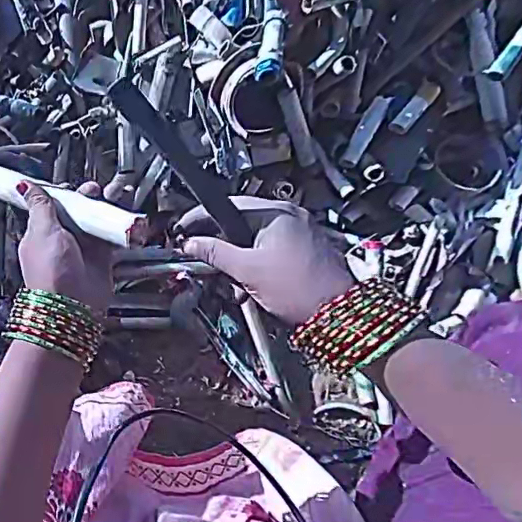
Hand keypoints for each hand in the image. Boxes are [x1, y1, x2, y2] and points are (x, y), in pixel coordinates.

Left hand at [17, 181, 113, 314]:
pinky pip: (109, 235)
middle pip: (76, 210)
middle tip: (95, 191)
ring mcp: (81, 248)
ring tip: (113, 196)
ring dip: (103, 207)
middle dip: (87, 198)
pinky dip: (116, 224)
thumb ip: (39, 206)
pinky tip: (120, 215)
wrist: (71, 305)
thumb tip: (24, 186)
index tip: (73, 186)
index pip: (51, 205)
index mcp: (40, 232)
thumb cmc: (50, 272)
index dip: (63, 193)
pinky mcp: (100, 258)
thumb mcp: (42, 231)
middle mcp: (61, 239)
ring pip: (94, 220)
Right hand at [177, 197, 355, 326]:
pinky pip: (265, 251)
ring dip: (236, 262)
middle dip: (219, 247)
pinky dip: (253, 267)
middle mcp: (288, 217)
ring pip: (250, 240)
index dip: (199, 220)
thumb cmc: (302, 290)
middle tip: (202, 261)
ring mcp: (296, 233)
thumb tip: (191, 243)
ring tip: (235, 284)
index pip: (226, 207)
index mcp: (276, 213)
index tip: (182, 232)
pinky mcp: (300, 251)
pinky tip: (250, 287)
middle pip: (237, 224)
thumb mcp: (248, 270)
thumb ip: (215, 253)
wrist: (340, 315)